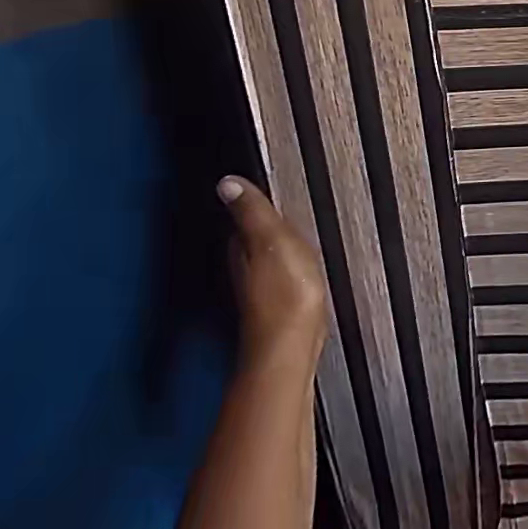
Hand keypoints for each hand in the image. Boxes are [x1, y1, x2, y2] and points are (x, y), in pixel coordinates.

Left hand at [217, 176, 329, 365]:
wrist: (292, 346)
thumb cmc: (286, 292)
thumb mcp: (273, 239)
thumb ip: (253, 210)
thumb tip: (226, 182)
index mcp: (240, 245)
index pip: (246, 213)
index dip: (260, 203)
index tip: (273, 192)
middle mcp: (242, 266)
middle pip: (254, 236)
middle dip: (269, 226)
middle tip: (290, 214)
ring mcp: (257, 288)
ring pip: (266, 258)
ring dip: (279, 249)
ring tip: (298, 240)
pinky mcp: (274, 306)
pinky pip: (279, 277)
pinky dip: (288, 270)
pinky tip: (301, 271)